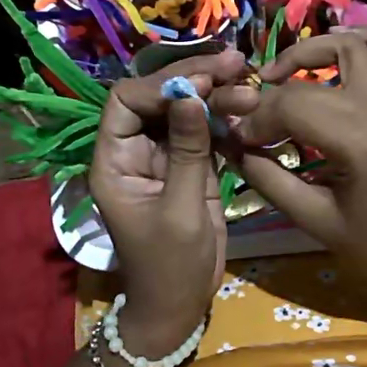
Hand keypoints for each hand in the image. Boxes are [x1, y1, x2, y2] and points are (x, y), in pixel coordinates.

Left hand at [90, 52, 258, 356]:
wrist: (181, 303)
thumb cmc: (170, 266)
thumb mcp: (180, 211)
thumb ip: (188, 153)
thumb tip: (192, 97)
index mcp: (114, 161)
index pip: (126, 102)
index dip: (161, 86)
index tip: (202, 82)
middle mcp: (135, 150)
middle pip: (159, 98)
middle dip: (195, 78)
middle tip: (237, 63)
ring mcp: (165, 156)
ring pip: (186, 110)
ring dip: (217, 95)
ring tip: (251, 82)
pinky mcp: (191, 166)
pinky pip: (205, 130)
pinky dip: (226, 118)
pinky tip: (249, 105)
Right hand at [233, 32, 366, 288]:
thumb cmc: (366, 243)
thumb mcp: (309, 217)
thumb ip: (267, 177)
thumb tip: (231, 144)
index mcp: (362, 145)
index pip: (295, 108)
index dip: (258, 118)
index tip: (237, 138)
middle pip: (312, 85)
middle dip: (273, 95)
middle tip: (249, 116)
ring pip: (354, 47)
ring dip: (312, 50)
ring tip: (279, 72)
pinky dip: (354, 46)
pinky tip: (324, 56)